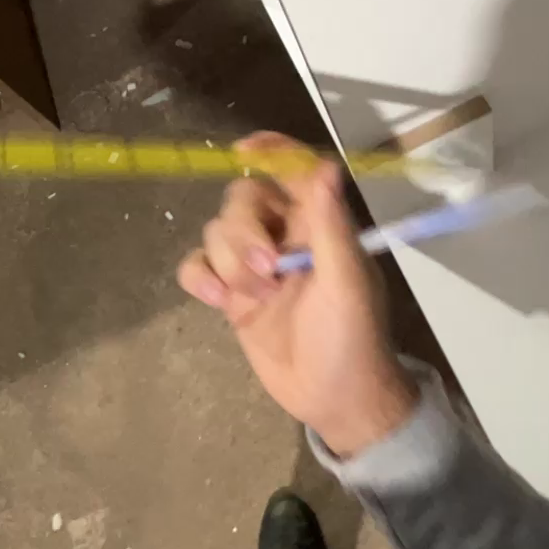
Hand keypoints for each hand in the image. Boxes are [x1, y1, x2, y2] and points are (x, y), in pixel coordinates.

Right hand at [177, 132, 416, 458]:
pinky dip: (200, 277)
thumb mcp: (346, 283)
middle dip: (244, 231)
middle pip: (242, 200)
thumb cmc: (351, 339)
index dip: (271, 151)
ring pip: (217, 231)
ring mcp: (253, 264)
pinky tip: (216, 301)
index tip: (242, 149)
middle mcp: (283, 235)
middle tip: (267, 271)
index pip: (293, 170)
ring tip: (256, 299)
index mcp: (318, 223)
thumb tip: (327, 167)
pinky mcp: (231, 293)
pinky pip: (198, 264)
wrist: (333, 399)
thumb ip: (331, 226)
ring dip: (229, 261)